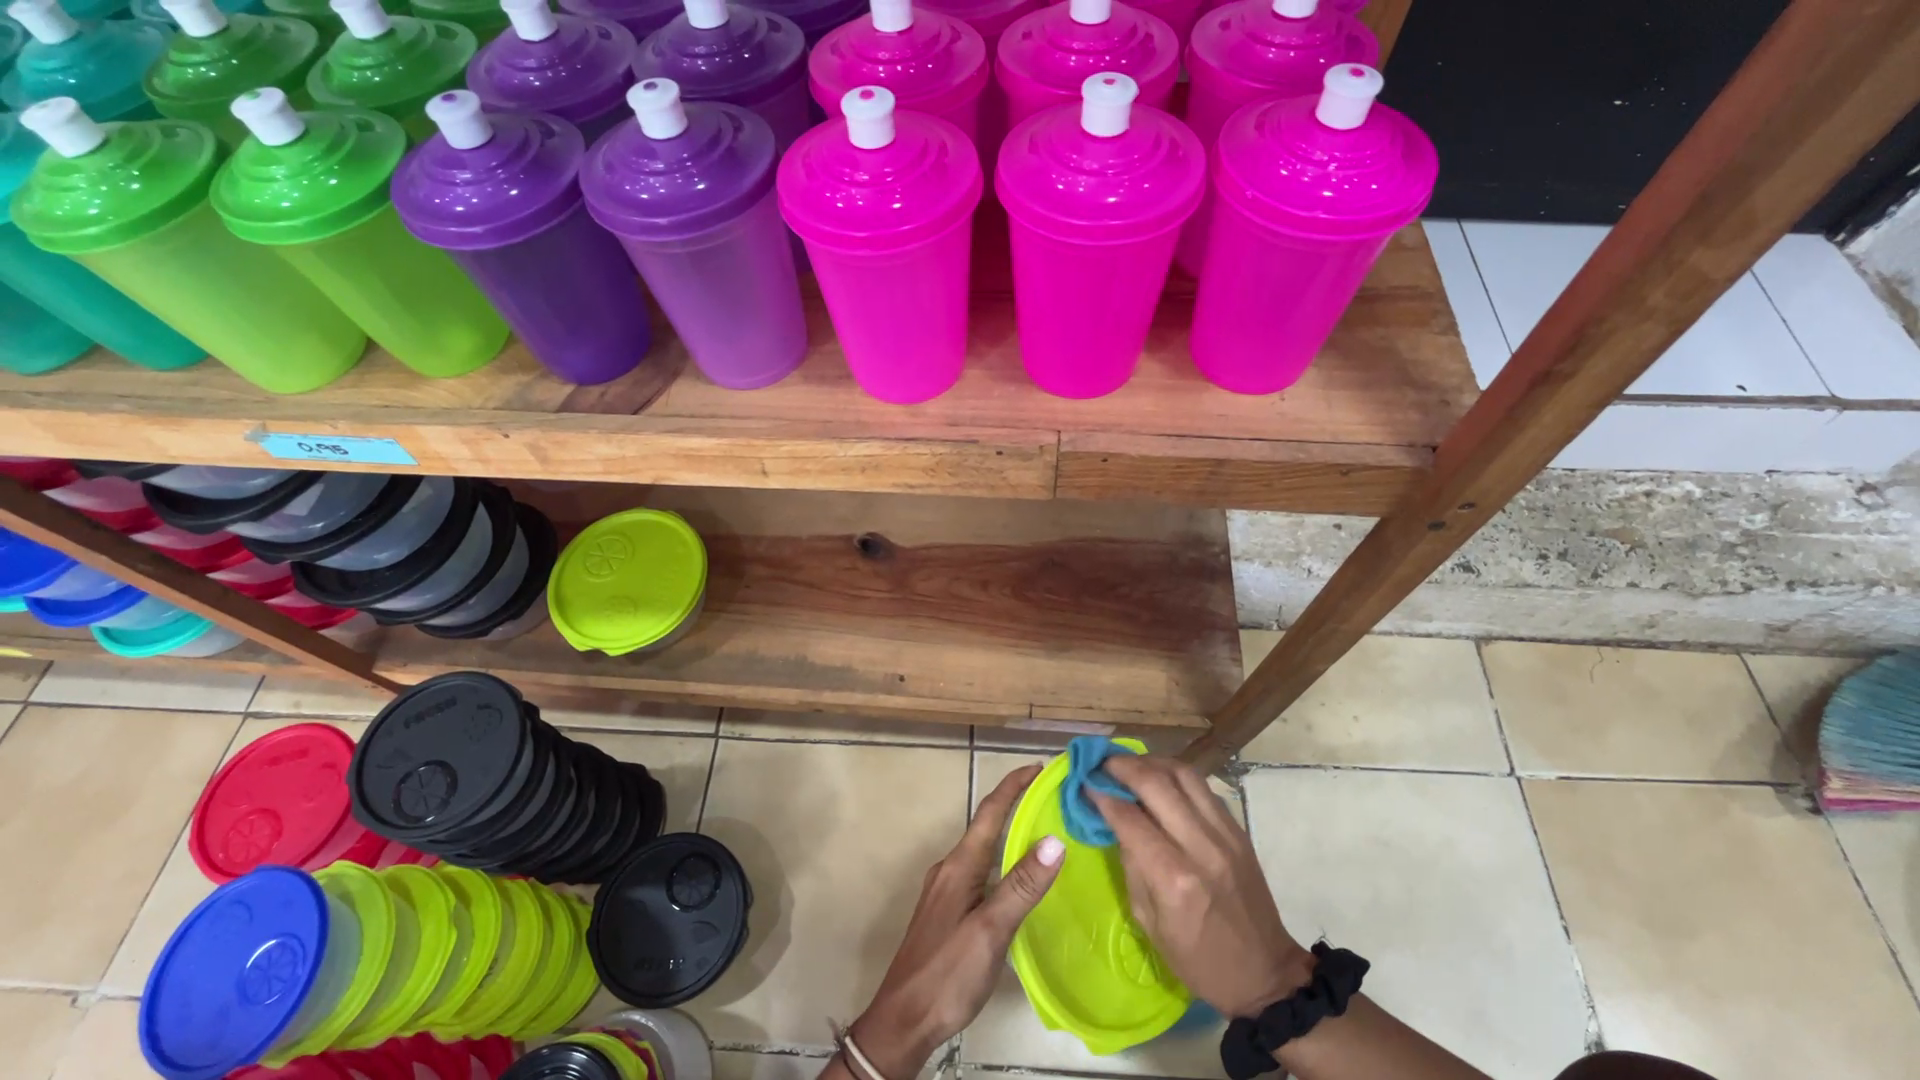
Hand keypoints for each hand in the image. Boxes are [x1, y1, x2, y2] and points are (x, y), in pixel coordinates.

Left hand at [849, 765, 1065, 1076]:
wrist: (903, 1020)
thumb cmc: (947, 974)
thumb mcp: (991, 930)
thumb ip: (1022, 886)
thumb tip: (1055, 839)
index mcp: (960, 867)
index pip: (990, 812)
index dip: (1014, 786)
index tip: (1041, 766)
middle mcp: (951, 870)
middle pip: (986, 825)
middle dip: (1017, 805)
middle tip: (1054, 798)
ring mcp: (947, 891)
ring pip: (984, 850)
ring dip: (1011, 834)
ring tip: (1046, 830)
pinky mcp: (949, 912)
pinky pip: (981, 872)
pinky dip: (1004, 861)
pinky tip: (1021, 878)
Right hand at [1091, 755, 1312, 1019]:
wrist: (1263, 971)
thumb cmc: (1197, 959)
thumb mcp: (1148, 922)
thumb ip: (1132, 866)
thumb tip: (1116, 823)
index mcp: (1174, 878)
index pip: (1129, 817)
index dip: (1101, 795)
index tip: (1083, 784)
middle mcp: (1202, 846)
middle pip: (1157, 783)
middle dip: (1123, 767)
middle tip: (1101, 764)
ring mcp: (1226, 834)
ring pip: (1184, 775)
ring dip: (1152, 763)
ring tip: (1129, 766)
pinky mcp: (1239, 831)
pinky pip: (1203, 789)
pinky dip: (1176, 778)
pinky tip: (1160, 782)